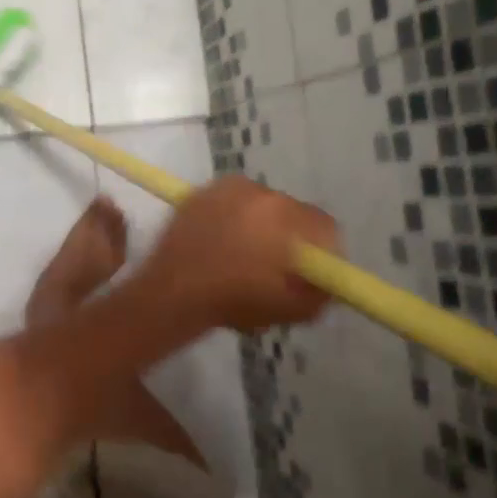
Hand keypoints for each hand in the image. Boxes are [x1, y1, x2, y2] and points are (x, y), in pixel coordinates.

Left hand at [137, 175, 336, 331]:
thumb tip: (326, 281)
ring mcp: (224, 188)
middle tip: (275, 267)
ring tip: (242, 256)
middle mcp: (257, 191)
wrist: (170, 292)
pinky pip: (230, 204)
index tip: (310, 273)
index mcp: (284, 215)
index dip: (324, 252)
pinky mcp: (198, 193)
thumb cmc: (232, 301)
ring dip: (261, 226)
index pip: (325, 226)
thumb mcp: (291, 309)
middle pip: (292, 213)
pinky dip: (233, 219)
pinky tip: (221, 244)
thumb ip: (322, 293)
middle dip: (291, 238)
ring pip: (260, 206)